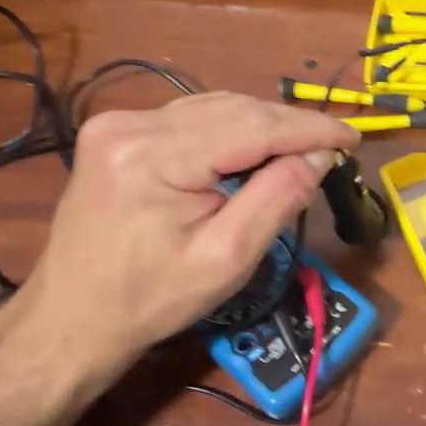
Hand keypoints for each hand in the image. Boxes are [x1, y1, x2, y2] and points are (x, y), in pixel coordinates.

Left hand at [16, 92, 357, 368]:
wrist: (71, 318)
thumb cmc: (153, 298)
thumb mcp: (229, 257)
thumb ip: (278, 198)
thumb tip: (320, 156)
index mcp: (154, 156)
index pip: (254, 125)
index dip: (310, 128)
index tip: (354, 135)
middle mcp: (133, 125)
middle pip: (236, 110)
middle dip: (291, 126)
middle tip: (335, 149)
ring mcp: (120, 124)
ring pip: (218, 108)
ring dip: (266, 126)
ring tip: (304, 151)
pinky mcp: (119, 132)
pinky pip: (196, 117)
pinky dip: (235, 129)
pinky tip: (257, 150)